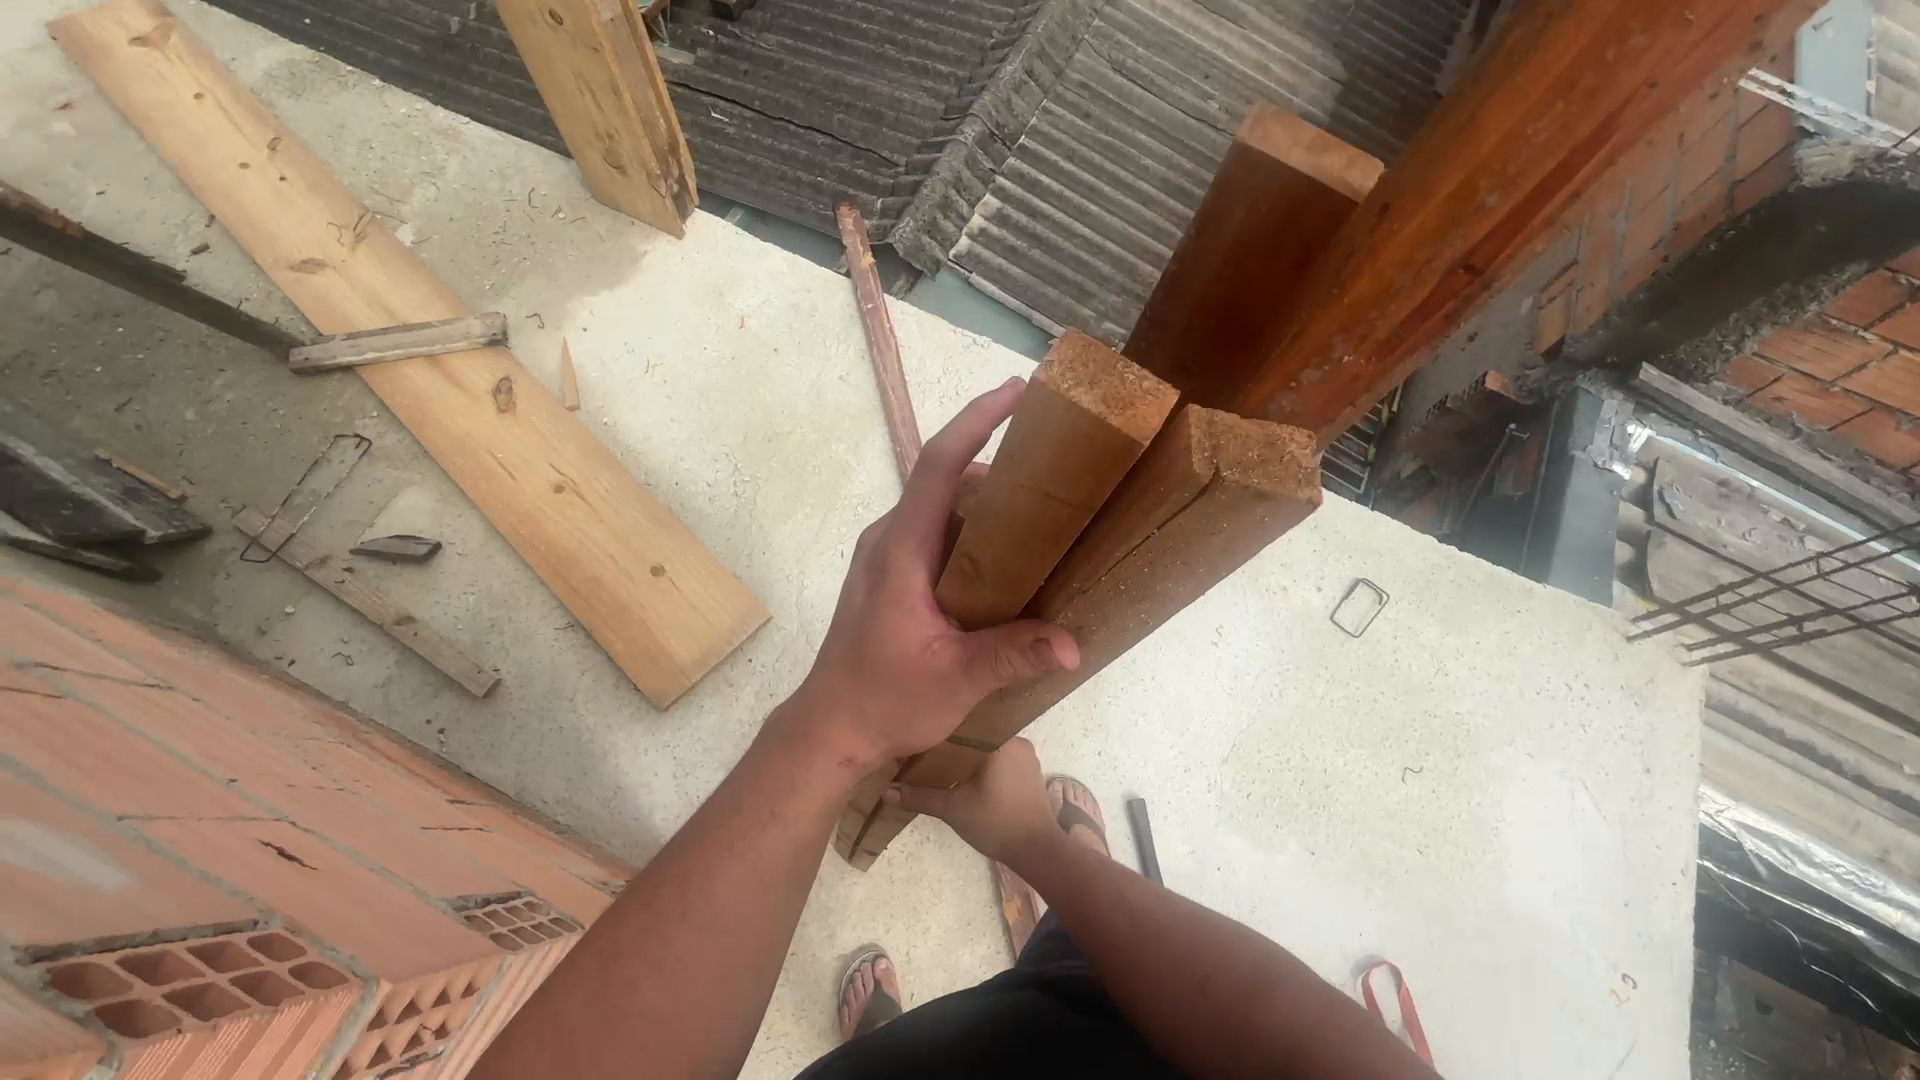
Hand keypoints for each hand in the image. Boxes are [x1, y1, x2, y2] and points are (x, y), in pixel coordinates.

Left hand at [782, 380, 1080, 769]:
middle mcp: (889, 540)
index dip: (977, 421)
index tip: (1017, 391)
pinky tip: (1007, 561)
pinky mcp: (890, 575)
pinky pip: (935, 533)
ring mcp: (886, 556)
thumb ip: (1011, 656)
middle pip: (945, 480)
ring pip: (941, 508)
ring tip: (1042, 519)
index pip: (938, 465)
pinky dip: (972, 532)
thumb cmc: (883, 699)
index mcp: (901, 550)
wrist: (830, 727)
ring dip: (987, 505)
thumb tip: (1073, 646)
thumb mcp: (955, 679)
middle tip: (1057, 476)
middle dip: (999, 470)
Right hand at [883, 738, 1058, 863]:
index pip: (966, 723)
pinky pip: (1001, 759)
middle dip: (954, 744)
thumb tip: (886, 792)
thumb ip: (920, 796)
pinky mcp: (1030, 773)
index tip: (922, 733)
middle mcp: (1017, 740)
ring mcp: (1026, 757)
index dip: (943, 729)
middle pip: (977, 735)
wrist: (1037, 850)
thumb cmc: (995, 821)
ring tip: (942, 762)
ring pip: (989, 748)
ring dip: (970, 756)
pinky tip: (966, 776)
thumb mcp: (952, 808)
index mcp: (1000, 739)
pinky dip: (984, 765)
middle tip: (926, 749)